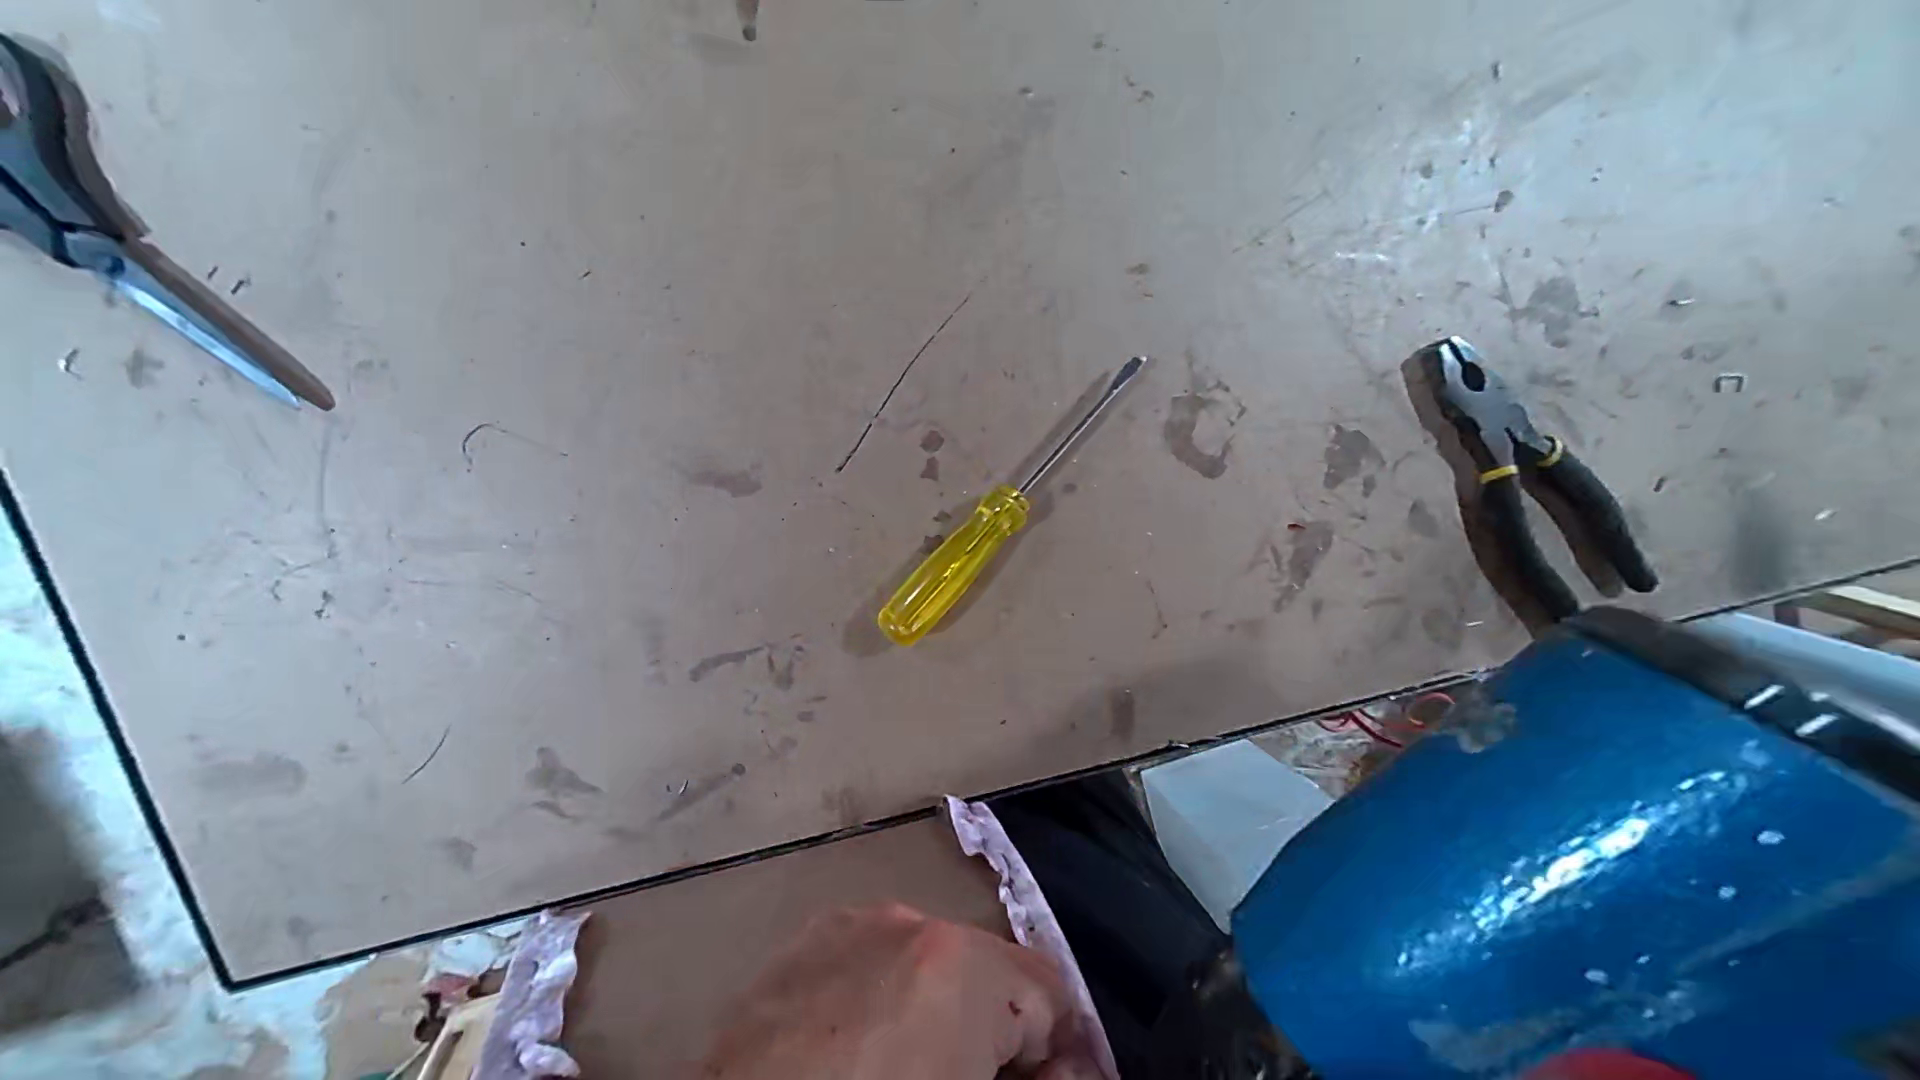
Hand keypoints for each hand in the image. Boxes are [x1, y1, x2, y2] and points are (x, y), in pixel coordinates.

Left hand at [698, 903, 1098, 1079]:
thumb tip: (1076, 1067)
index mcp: (958, 960)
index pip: (1051, 990)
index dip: (1056, 1051)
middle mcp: (905, 920)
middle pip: (985, 971)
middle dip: (991, 1028)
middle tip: (966, 1079)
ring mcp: (846, 928)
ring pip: (924, 962)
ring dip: (934, 1012)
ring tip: (903, 1070)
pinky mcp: (799, 949)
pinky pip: (869, 962)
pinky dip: (880, 1000)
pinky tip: (852, 1056)